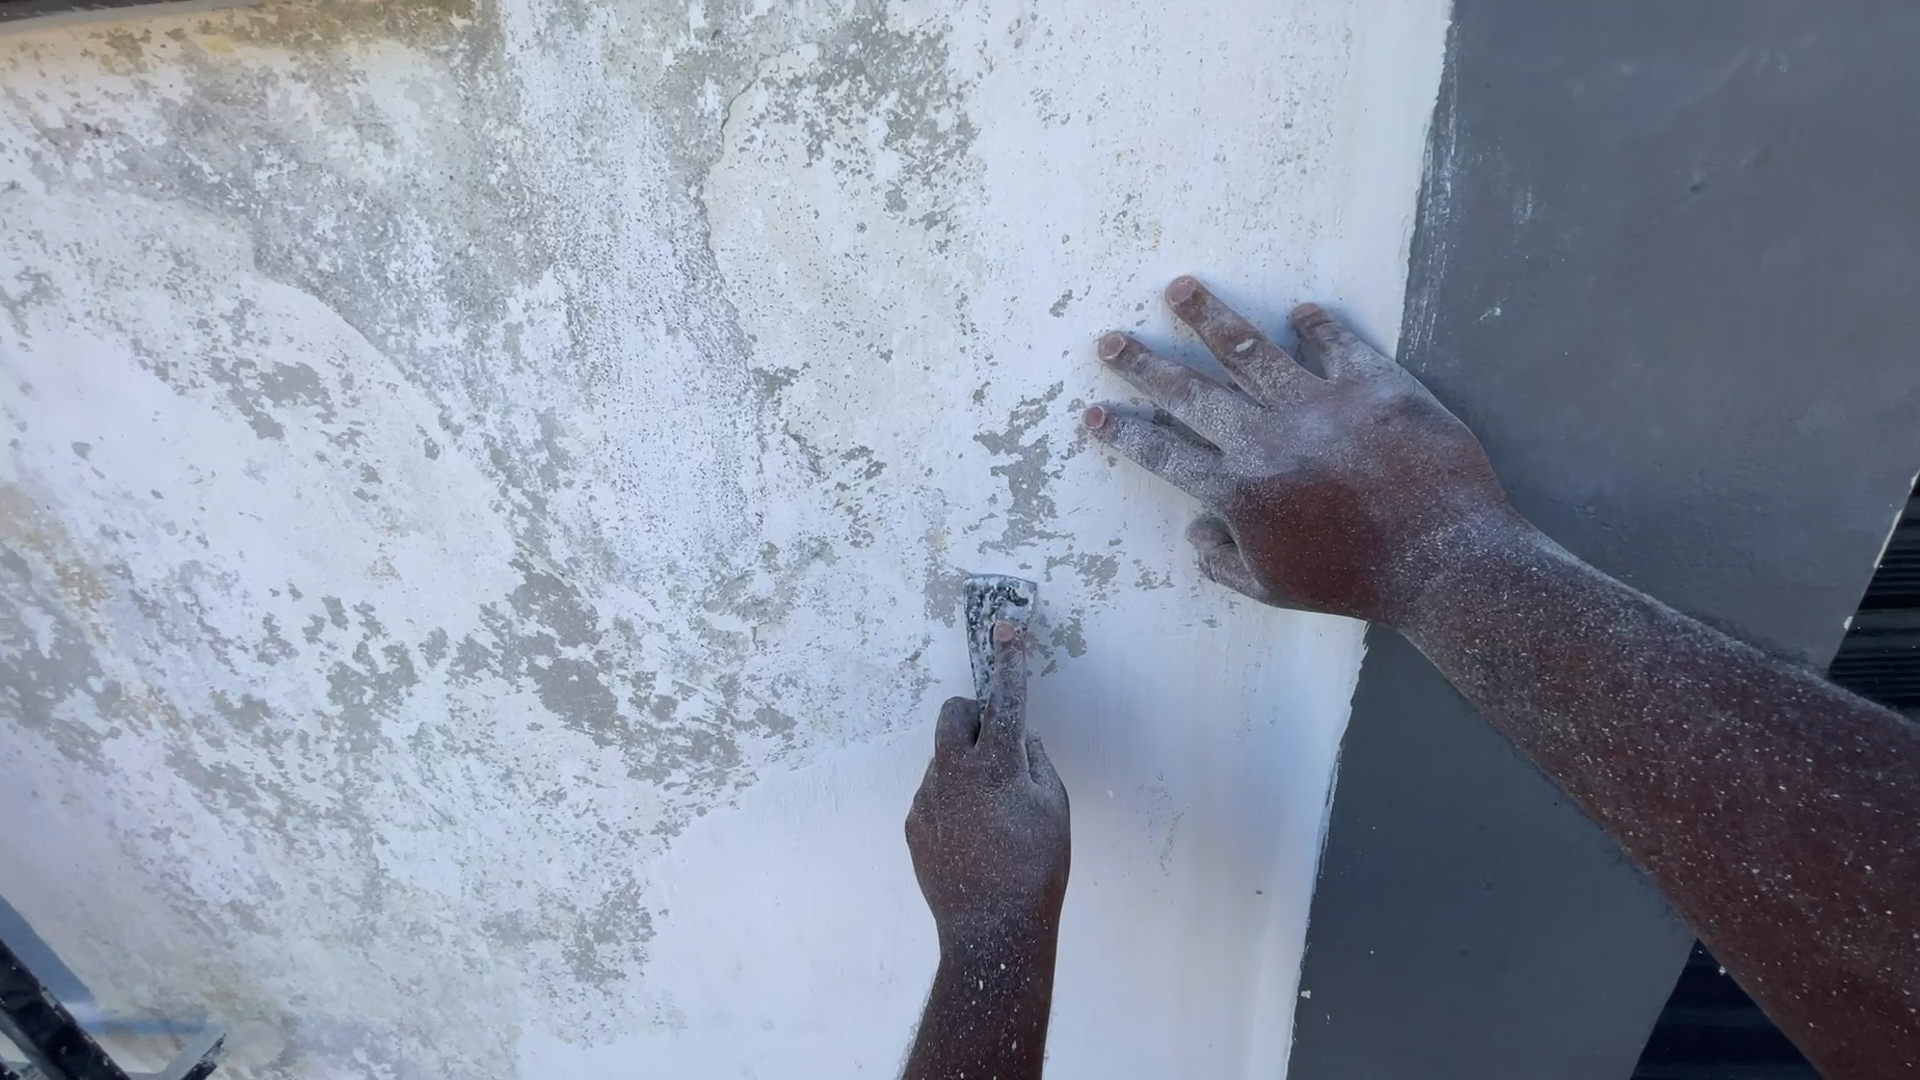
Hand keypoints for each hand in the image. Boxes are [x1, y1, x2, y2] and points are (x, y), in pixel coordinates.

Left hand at [905, 622, 1069, 947]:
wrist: (991, 934)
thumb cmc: (1037, 870)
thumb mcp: (1054, 809)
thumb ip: (1036, 763)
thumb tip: (1021, 741)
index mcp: (995, 764)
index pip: (1006, 699)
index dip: (1009, 660)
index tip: (1005, 626)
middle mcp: (953, 771)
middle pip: (953, 714)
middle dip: (972, 715)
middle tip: (994, 744)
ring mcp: (928, 796)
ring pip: (944, 757)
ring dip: (965, 766)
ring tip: (990, 815)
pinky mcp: (913, 821)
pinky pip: (935, 792)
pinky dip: (952, 799)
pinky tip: (971, 837)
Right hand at [1083, 276, 1519, 626]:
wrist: (1446, 563)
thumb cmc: (1351, 582)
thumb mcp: (1268, 589)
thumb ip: (1218, 560)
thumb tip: (1196, 528)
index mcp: (1237, 490)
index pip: (1163, 453)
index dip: (1122, 433)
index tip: (1092, 412)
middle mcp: (1266, 439)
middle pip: (1190, 392)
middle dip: (1143, 364)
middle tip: (1111, 339)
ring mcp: (1321, 407)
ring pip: (1251, 352)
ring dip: (1210, 319)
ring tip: (1180, 288)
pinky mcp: (1377, 389)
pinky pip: (1341, 347)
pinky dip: (1320, 327)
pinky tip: (1302, 311)